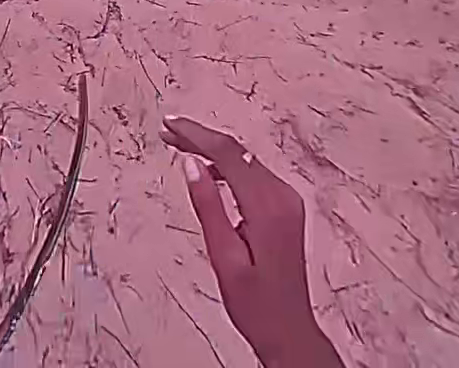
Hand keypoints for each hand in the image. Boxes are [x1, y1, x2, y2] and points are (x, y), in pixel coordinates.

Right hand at [163, 117, 343, 367]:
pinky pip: (250, 170)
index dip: (196, 134)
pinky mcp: (285, 203)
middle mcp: (282, 194)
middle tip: (167, 131)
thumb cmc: (255, 305)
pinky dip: (226, 163)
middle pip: (236, 151)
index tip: (168, 125)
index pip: (228, 154)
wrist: (291, 333)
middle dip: (199, 137)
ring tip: (178, 144)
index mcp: (267, 206)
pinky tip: (205, 167)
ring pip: (243, 157)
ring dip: (211, 147)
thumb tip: (190, 161)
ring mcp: (286, 197)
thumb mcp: (223, 257)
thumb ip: (208, 205)